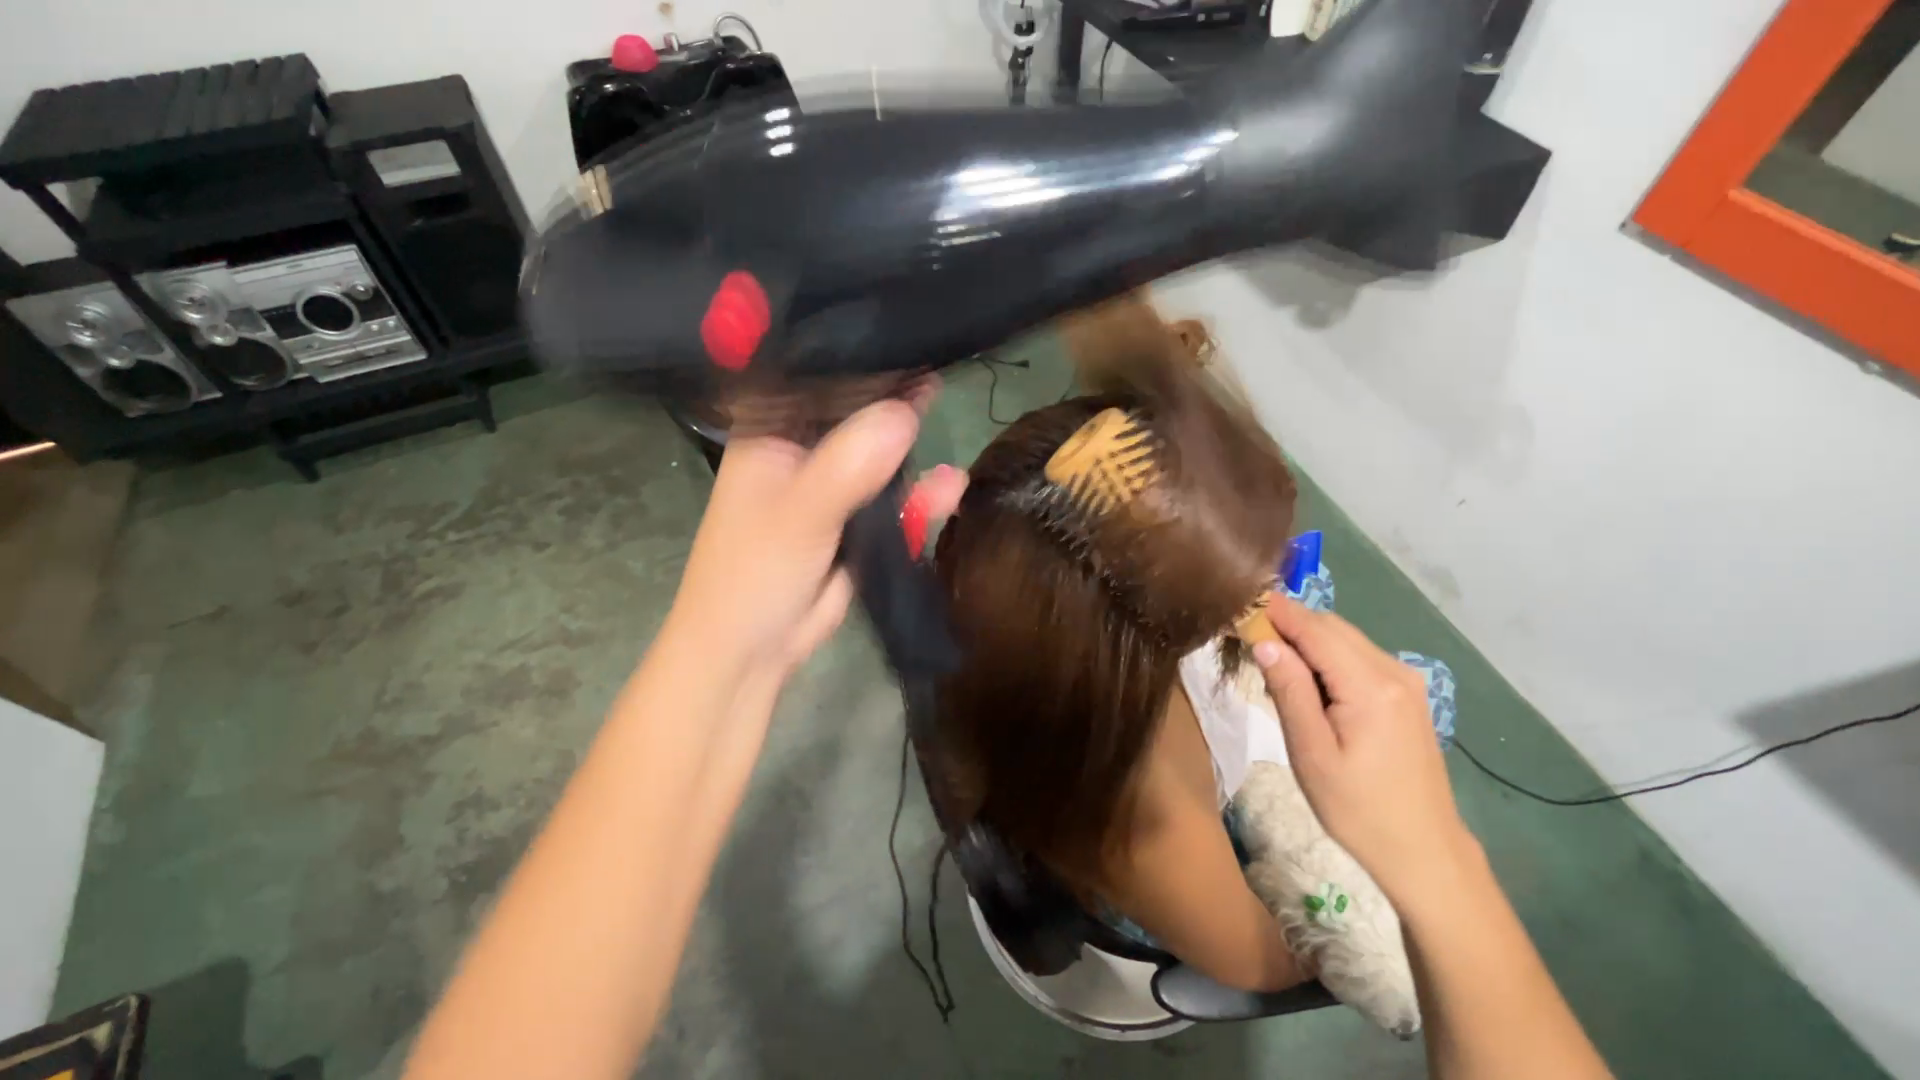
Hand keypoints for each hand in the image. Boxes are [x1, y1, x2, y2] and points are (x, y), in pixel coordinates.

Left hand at [666, 385, 967, 686]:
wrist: (751, 650)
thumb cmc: (753, 573)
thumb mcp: (799, 513)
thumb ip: (850, 464)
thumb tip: (907, 413)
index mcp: (771, 429)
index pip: (818, 374)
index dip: (861, 356)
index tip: (908, 337)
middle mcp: (803, 447)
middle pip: (857, 410)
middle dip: (897, 398)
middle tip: (940, 372)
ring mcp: (834, 484)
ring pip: (883, 454)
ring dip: (914, 449)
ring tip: (949, 430)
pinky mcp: (858, 520)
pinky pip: (897, 497)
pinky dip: (922, 494)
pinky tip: (950, 487)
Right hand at [1249, 596, 1474, 902]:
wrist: (1423, 850)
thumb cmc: (1358, 809)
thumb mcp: (1311, 754)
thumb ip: (1289, 691)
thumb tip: (1265, 642)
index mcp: (1370, 685)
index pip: (1314, 628)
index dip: (1274, 613)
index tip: (1235, 609)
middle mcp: (1394, 670)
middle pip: (1331, 626)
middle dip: (1288, 624)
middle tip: (1244, 638)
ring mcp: (1406, 681)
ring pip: (1345, 639)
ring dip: (1306, 640)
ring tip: (1269, 661)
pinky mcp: (1407, 694)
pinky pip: (1359, 657)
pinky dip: (1328, 656)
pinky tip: (1307, 681)